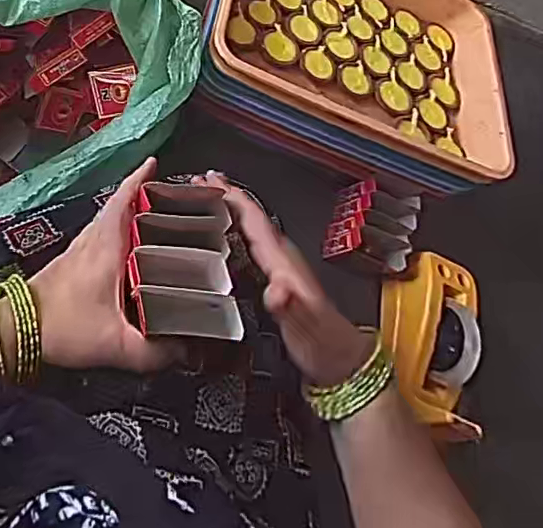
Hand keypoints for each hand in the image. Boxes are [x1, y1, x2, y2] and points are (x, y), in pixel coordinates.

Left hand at [31, 158, 182, 372]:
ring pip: (109, 218)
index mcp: (106, 246)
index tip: (154, 162)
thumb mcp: (115, 344)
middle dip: (143, 193)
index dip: (139, 179)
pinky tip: (130, 245)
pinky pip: (102, 233)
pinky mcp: (74, 261)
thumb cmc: (65, 327)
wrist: (19, 330)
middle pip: (119, 205)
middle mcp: (94, 239)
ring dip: (129, 210)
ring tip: (156, 215)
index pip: (123, 200)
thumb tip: (185, 353)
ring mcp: (81, 248)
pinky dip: (118, 228)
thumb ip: (153, 352)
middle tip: (169, 193)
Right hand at [199, 172, 372, 386]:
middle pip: (251, 215)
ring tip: (209, 197)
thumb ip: (290, 308)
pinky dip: (236, 227)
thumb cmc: (324, 345)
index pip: (255, 219)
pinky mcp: (278, 276)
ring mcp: (281, 265)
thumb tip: (275, 290)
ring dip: (230, 208)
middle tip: (200, 181)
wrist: (343, 362)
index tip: (210, 182)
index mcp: (283, 261)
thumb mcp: (306, 329)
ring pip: (251, 225)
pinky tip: (226, 232)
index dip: (233, 197)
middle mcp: (282, 257)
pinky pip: (252, 240)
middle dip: (226, 195)